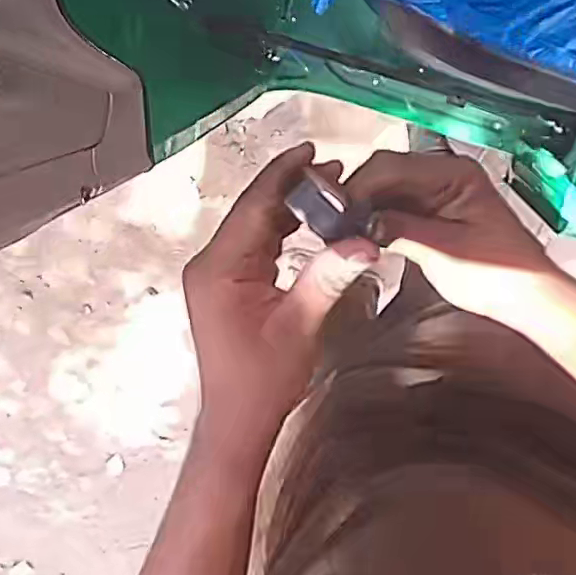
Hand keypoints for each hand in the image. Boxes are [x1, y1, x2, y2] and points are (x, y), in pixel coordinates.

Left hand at [183, 143, 378, 454]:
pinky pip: (257, 244)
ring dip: (290, 208)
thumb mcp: (300, 325)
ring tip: (328, 189)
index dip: (283, 174)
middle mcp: (211, 264)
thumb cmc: (261, 382)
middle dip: (292, 188)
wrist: (239, 422)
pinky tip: (309, 222)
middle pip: (254, 211)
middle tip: (332, 170)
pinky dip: (283, 230)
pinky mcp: (228, 284)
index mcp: (219, 267)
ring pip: (256, 225)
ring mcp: (217, 274)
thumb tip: (363, 240)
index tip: (310, 151)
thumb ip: (328, 277)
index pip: (254, 206)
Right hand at [342, 150, 559, 321]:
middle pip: (385, 173)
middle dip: (357, 195)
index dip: (358, 187)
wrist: (527, 298)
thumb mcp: (442, 251)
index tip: (336, 210)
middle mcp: (447, 174)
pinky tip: (361, 232)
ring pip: (386, 189)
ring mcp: (440, 192)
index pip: (391, 166)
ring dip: (363, 206)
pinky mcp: (434, 212)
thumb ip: (397, 229)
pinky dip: (376, 217)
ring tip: (341, 228)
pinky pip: (395, 206)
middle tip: (331, 219)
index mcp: (456, 173)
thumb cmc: (502, 275)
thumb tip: (357, 220)